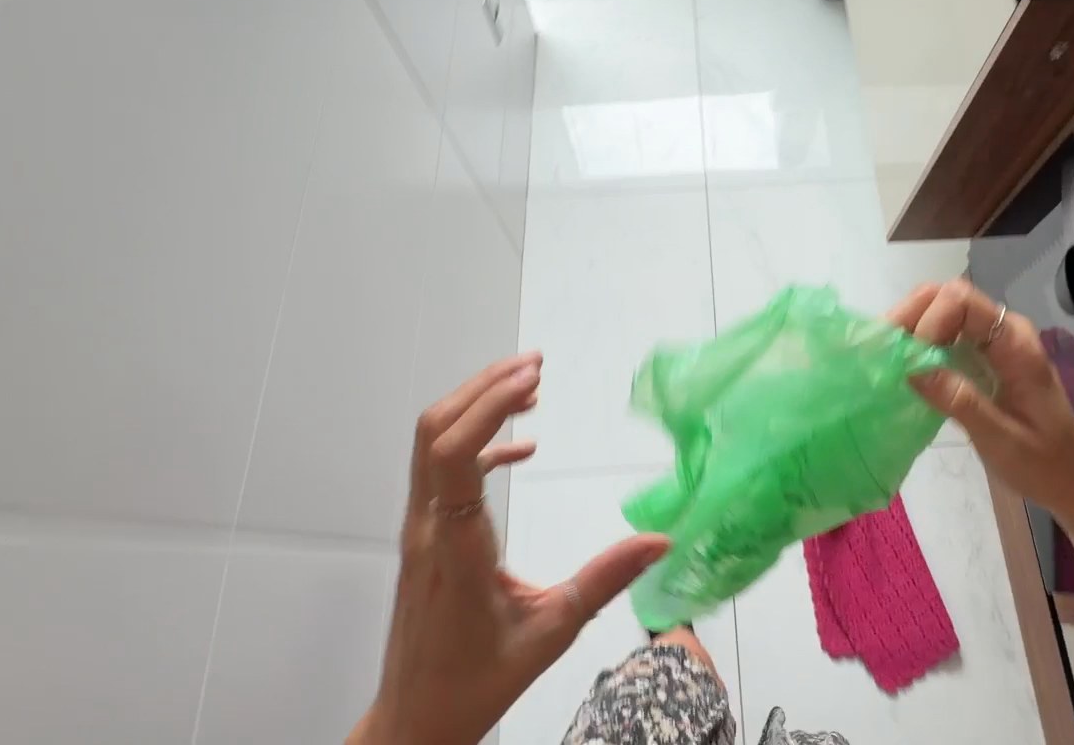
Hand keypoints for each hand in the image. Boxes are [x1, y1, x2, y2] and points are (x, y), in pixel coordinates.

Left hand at [352, 353, 671, 744]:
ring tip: (531, 385)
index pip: (454, 455)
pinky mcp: (425, 532)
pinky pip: (445, 468)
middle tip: (536, 364)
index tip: (533, 379)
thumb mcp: (551, 632)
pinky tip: (524, 446)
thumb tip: (661, 540)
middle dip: (485, 386)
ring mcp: (420, 526)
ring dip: (477, 403)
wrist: (412, 719)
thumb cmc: (477, 681)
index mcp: (457, 547)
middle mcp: (429, 526)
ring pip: (433, 441)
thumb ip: (605, 581)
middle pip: (437, 429)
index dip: (490, 407)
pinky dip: (481, 442)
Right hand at [888, 281, 1073, 521]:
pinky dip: (916, 342)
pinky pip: (942, 333)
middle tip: (884, 351)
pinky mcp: (978, 356)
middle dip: (910, 316)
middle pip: (946, 296)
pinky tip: (901, 365)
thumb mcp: (1001, 440)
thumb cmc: (1042, 464)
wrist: (1070, 483)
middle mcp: (1003, 331)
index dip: (929, 320)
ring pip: (940, 310)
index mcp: (1015, 343)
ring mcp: (990, 341)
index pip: (962, 300)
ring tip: (886, 358)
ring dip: (908, 327)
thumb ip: (960, 401)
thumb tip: (912, 370)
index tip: (911, 360)